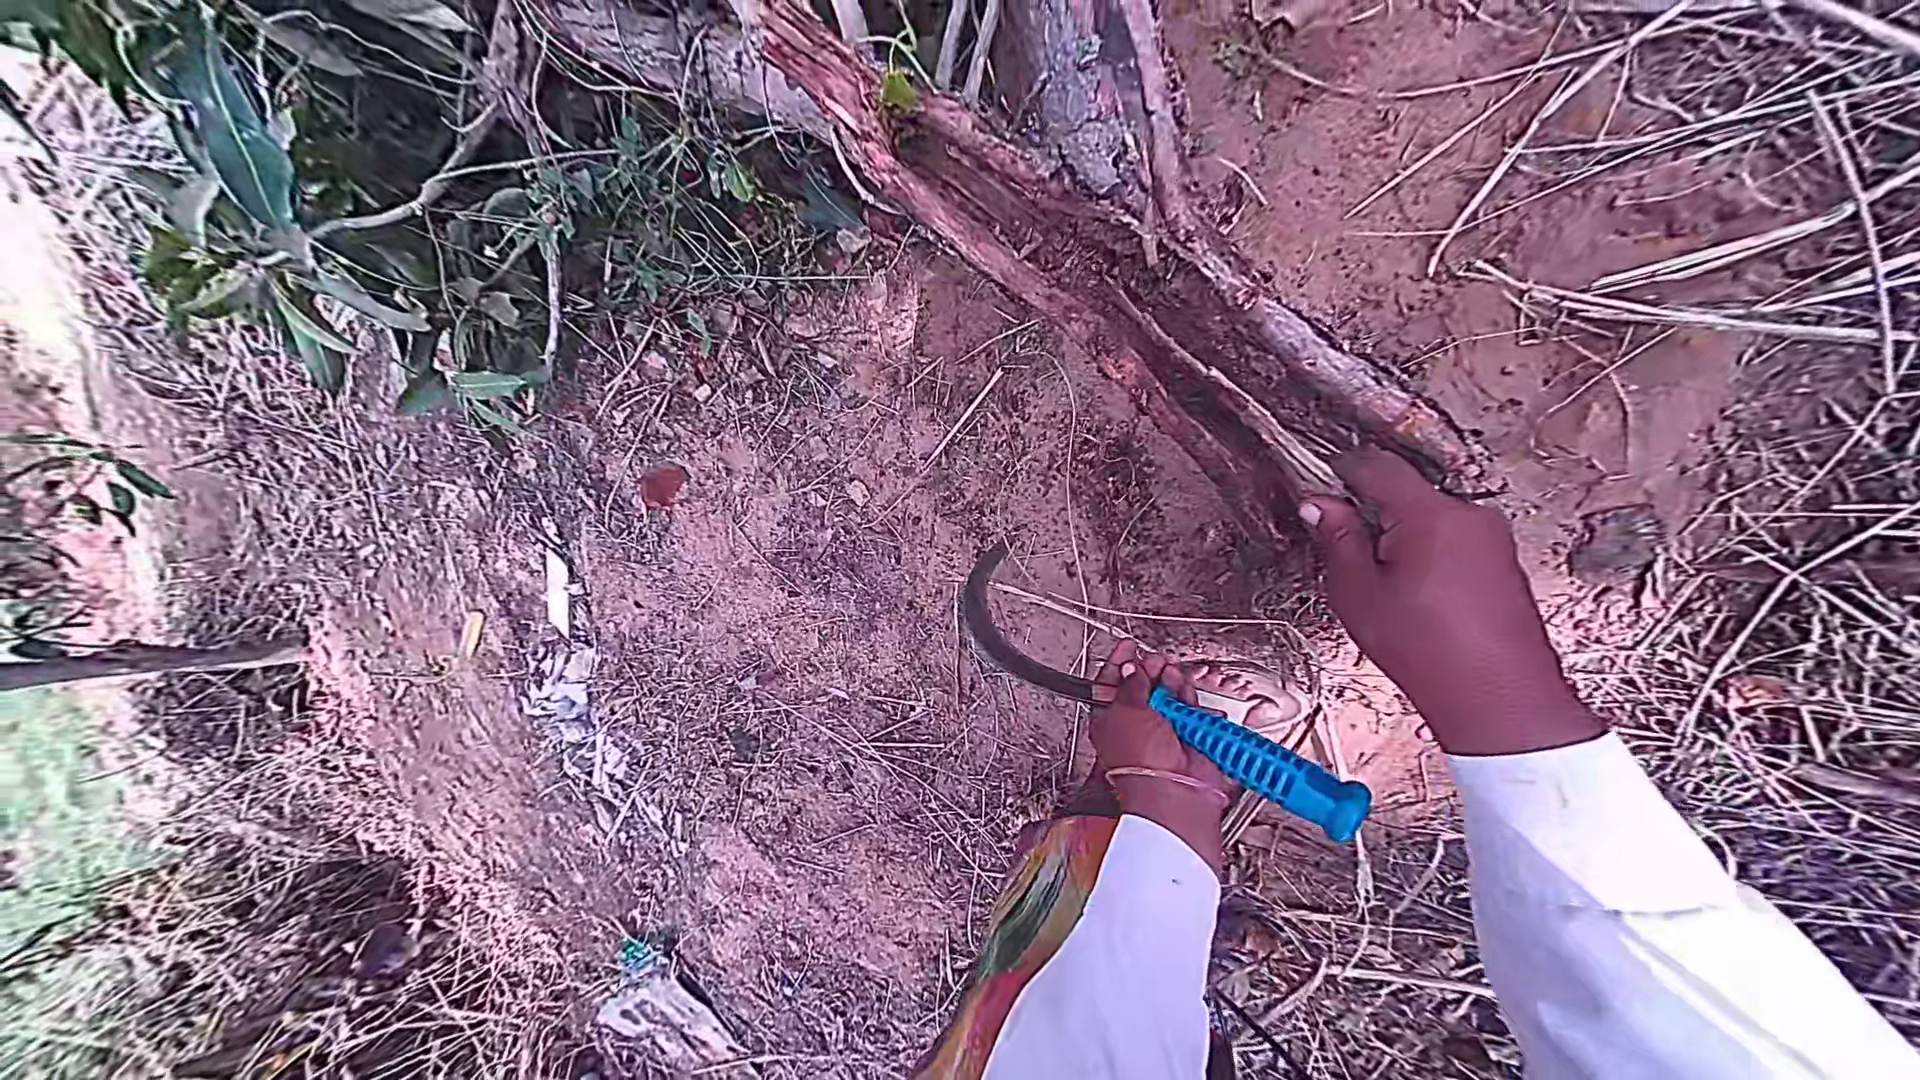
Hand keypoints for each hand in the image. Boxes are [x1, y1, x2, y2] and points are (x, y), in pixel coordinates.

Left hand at [1089, 640, 1228, 869]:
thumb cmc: (1140, 762)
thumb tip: (1132, 668)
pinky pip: (1190, 709)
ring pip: (1168, 695)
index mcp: (1109, 719)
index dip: (1119, 663)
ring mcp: (1162, 731)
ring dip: (1171, 683)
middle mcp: (1135, 725)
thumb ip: (1131, 685)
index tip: (1127, 646)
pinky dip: (1190, 700)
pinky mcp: (1188, 736)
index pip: (1111, 683)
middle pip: (1143, 686)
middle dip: (1149, 670)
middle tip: (1155, 661)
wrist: (1173, 791)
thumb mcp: (1127, 711)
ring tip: (1171, 679)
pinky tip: (1186, 696)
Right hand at [1301, 449, 1604, 755]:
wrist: (1497, 696)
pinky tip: (1409, 589)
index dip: (1340, 471)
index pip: (1377, 467)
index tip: (1318, 485)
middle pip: (1403, 492)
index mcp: (1430, 516)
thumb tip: (1320, 505)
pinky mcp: (1500, 559)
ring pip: (1425, 516)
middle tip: (1341, 547)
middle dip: (1368, 512)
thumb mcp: (1357, 590)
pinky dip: (1421, 549)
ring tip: (1378, 579)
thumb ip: (1337, 537)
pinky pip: (1449, 536)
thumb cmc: (1426, 648)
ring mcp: (1490, 537)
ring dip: (1395, 533)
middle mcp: (1469, 517)